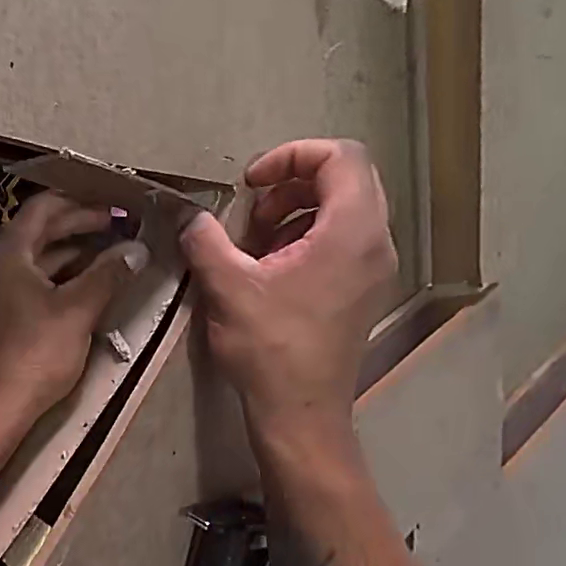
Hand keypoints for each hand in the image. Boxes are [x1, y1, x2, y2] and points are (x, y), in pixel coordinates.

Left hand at [0, 192, 149, 420]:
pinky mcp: (5, 315)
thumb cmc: (37, 352)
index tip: (113, 208)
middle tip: (118, 227)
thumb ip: (108, 275)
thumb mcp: (78, 310)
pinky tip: (89, 285)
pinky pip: (35, 282)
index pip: (43, 208)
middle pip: (40, 231)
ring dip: (74, 253)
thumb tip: (138, 249)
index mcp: (10, 255)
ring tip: (111, 254)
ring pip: (39, 259)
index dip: (80, 204)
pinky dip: (62, 277)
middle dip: (80, 226)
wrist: (1, 403)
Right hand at [179, 139, 397, 457]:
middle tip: (252, 211)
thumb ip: (206, 241)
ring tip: (257, 241)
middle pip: (346, 179)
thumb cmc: (269, 348)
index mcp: (351, 231)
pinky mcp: (363, 290)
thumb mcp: (228, 288)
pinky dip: (307, 237)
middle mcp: (375, 242)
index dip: (291, 155)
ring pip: (345, 210)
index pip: (340, 156)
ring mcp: (374, 268)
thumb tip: (190, 217)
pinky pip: (343, 241)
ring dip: (297, 211)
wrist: (300, 410)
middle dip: (292, 183)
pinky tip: (272, 268)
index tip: (251, 183)